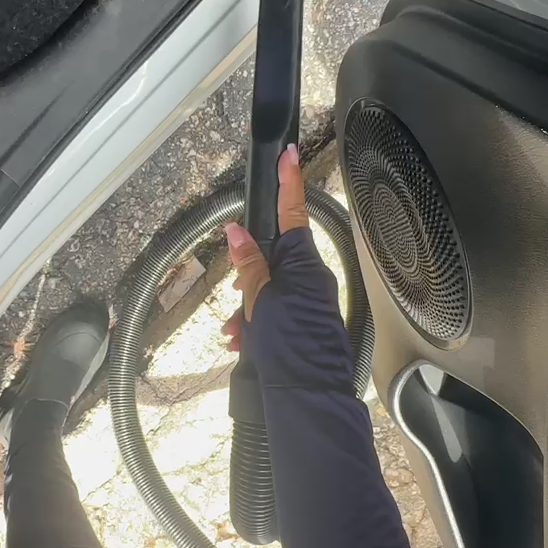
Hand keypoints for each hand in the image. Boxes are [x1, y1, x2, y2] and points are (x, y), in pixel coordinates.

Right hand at [220, 143, 306, 351]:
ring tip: (237, 332)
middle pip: (272, 259)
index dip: (289, 182)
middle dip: (247, 277)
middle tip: (236, 298)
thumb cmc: (288, 345)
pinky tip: (244, 342)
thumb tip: (238, 233)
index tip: (287, 155)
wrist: (308, 393)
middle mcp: (311, 277)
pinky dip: (256, 325)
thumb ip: (248, 265)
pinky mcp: (307, 321)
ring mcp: (311, 300)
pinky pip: (276, 312)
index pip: (293, 213)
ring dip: (248, 308)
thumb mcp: (258, 299)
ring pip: (269, 290)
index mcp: (303, 263)